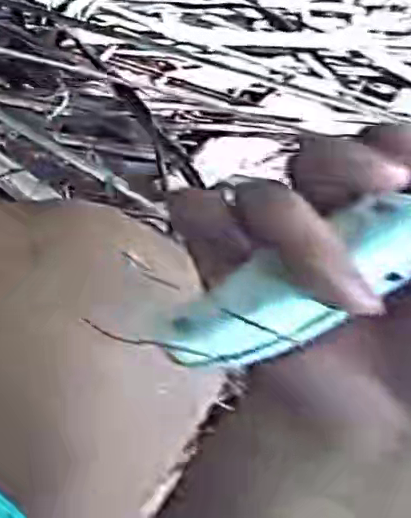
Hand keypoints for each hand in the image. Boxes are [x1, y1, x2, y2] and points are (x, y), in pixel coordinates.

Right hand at [169, 126, 410, 445]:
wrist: (377, 436)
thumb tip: (403, 195)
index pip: (400, 149)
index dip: (399, 143)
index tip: (408, 166)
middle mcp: (353, 221)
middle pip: (328, 154)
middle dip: (346, 163)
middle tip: (380, 188)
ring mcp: (278, 238)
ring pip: (260, 187)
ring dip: (296, 229)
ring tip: (339, 295)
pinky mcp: (218, 253)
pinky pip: (191, 208)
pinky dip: (210, 228)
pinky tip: (251, 268)